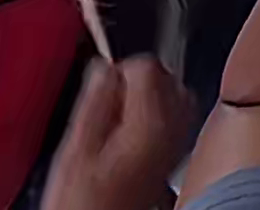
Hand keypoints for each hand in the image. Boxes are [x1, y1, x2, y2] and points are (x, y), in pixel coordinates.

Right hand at [43, 56, 190, 209]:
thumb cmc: (86, 205)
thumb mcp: (75, 155)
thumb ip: (92, 104)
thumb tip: (102, 66)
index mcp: (152, 119)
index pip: (145, 63)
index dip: (119, 71)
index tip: (101, 90)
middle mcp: (177, 118)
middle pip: (160, 72)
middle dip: (131, 86)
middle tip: (104, 118)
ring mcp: (184, 129)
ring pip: (169, 85)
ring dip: (144, 97)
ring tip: (116, 129)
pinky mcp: (183, 139)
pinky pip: (175, 105)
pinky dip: (156, 110)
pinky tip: (132, 135)